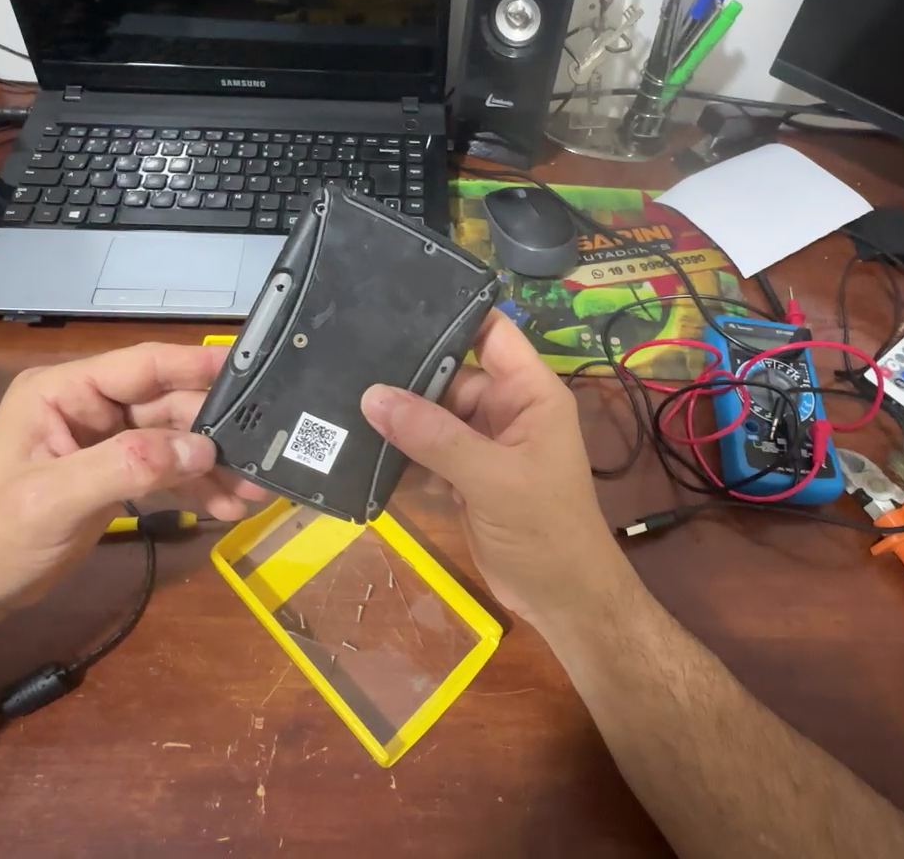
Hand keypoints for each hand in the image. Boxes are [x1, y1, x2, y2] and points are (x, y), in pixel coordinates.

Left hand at [0, 344, 265, 615]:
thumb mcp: (53, 499)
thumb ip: (126, 466)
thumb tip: (201, 449)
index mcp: (65, 392)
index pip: (143, 366)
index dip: (196, 365)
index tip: (250, 370)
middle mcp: (90, 407)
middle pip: (169, 406)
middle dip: (215, 434)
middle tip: (263, 455)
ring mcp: (105, 441)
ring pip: (176, 441)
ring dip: (214, 466)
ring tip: (254, 492)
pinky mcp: (117, 474)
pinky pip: (168, 470)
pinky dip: (197, 487)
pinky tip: (227, 506)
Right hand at [359, 312, 636, 632]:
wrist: (561, 599)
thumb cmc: (545, 530)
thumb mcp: (492, 478)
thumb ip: (435, 437)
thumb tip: (373, 397)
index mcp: (529, 392)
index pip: (492, 333)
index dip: (453, 314)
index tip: (398, 304)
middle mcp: (506, 408)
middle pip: (451, 374)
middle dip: (408, 372)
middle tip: (349, 359)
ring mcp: (483, 441)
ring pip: (434, 413)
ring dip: (399, 414)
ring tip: (342, 397)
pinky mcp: (465, 472)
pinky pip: (428, 447)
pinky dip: (402, 449)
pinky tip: (360, 445)